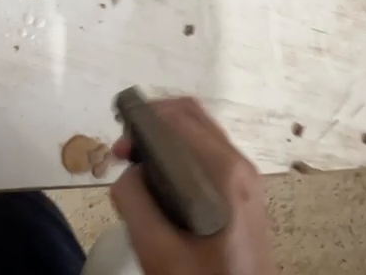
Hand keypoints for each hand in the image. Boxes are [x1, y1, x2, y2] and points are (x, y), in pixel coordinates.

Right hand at [109, 97, 277, 274]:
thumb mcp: (157, 250)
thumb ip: (134, 201)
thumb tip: (128, 172)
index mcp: (225, 172)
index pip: (178, 116)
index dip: (141, 120)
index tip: (120, 148)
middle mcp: (240, 165)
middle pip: (190, 114)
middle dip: (150, 121)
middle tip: (124, 150)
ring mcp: (245, 178)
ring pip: (198, 130)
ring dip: (163, 134)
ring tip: (137, 163)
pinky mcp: (242, 192)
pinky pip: (206, 152)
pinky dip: (178, 150)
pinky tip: (159, 177)